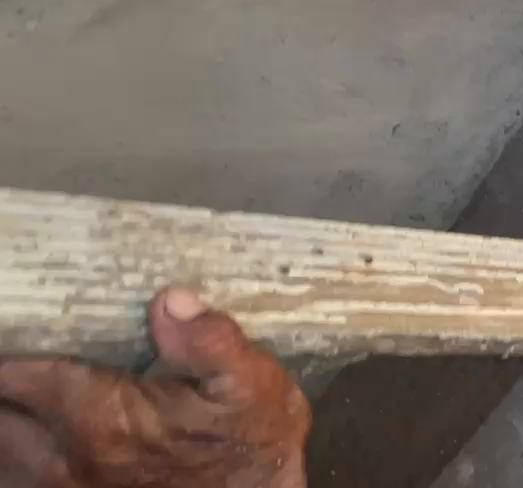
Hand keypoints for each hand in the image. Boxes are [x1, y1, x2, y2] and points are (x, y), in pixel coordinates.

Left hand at [0, 289, 308, 487]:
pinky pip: (12, 475)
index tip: (28, 316)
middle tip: (29, 351)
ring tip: (29, 388)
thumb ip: (210, 341)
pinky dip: (15, 447)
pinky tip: (35, 433)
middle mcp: (63, 454)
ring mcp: (58, 483)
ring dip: (9, 413)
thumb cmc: (254, 433)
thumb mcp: (253, 380)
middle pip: (1, 412)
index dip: (20, 349)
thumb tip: (171, 297)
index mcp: (104, 415)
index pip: (27, 376)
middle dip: (10, 381)